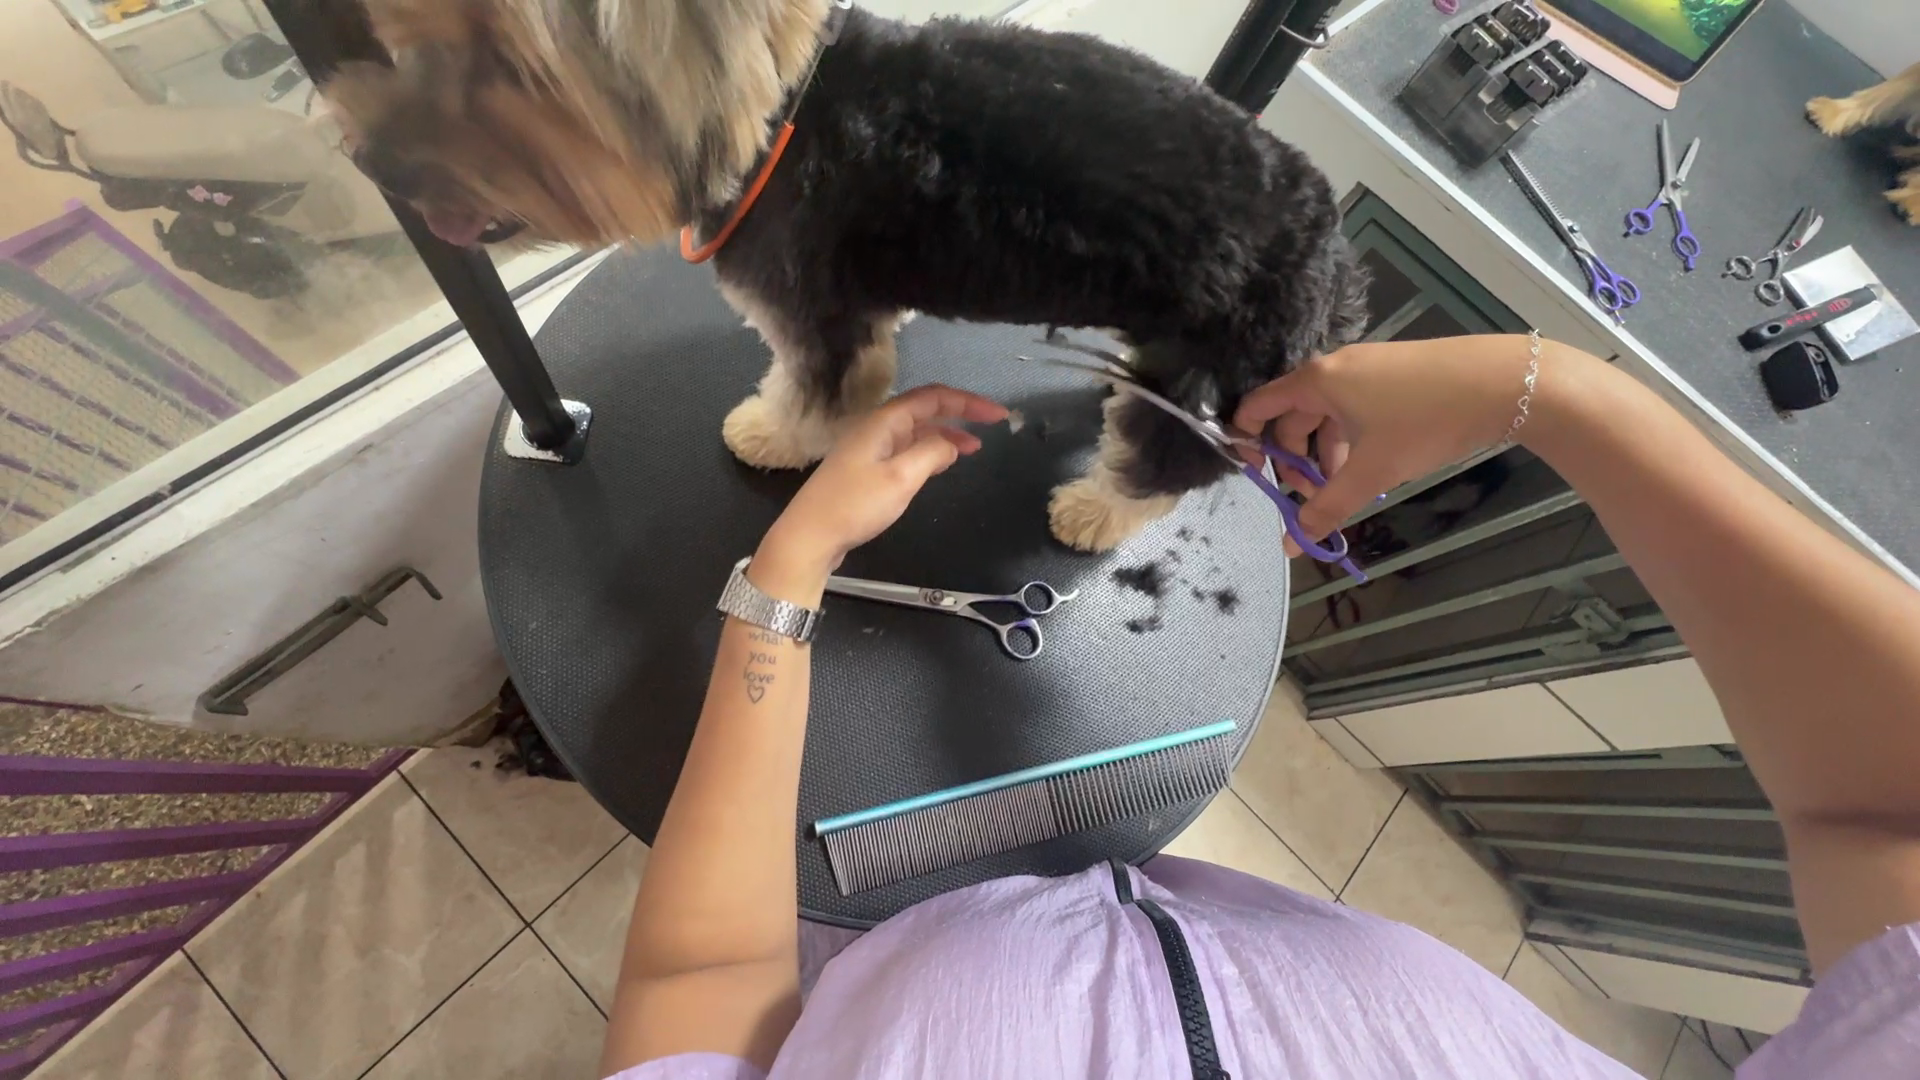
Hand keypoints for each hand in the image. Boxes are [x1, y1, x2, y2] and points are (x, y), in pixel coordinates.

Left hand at [758, 385, 1006, 580]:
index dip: (968, 401)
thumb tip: (952, 443)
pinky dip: (930, 452)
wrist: (810, 536)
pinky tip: (943, 464)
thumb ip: (931, 454)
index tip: (998, 414)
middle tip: (992, 426)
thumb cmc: (855, 505)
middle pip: (925, 410)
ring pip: (917, 432)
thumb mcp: (901, 478)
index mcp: (885, 421)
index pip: (933, 397)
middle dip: (960, 414)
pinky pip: (907, 450)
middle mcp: (878, 428)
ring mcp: (872, 449)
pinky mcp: (868, 470)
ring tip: (974, 449)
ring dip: (946, 435)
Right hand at [1233, 335, 1571, 548]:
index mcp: (1315, 381)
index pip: (1256, 407)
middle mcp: (1333, 369)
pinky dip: (1349, 440)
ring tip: (1345, 488)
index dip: (1246, 442)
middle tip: (1311, 496)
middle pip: (1290, 418)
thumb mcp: (1372, 471)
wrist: (1512, 382)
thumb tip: (1291, 546)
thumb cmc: (1426, 421)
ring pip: (1324, 417)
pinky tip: (1372, 466)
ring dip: (1324, 456)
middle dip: (1293, 461)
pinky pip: (1351, 409)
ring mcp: (1364, 368)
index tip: (1257, 476)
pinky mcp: (1392, 374)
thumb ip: (1326, 508)